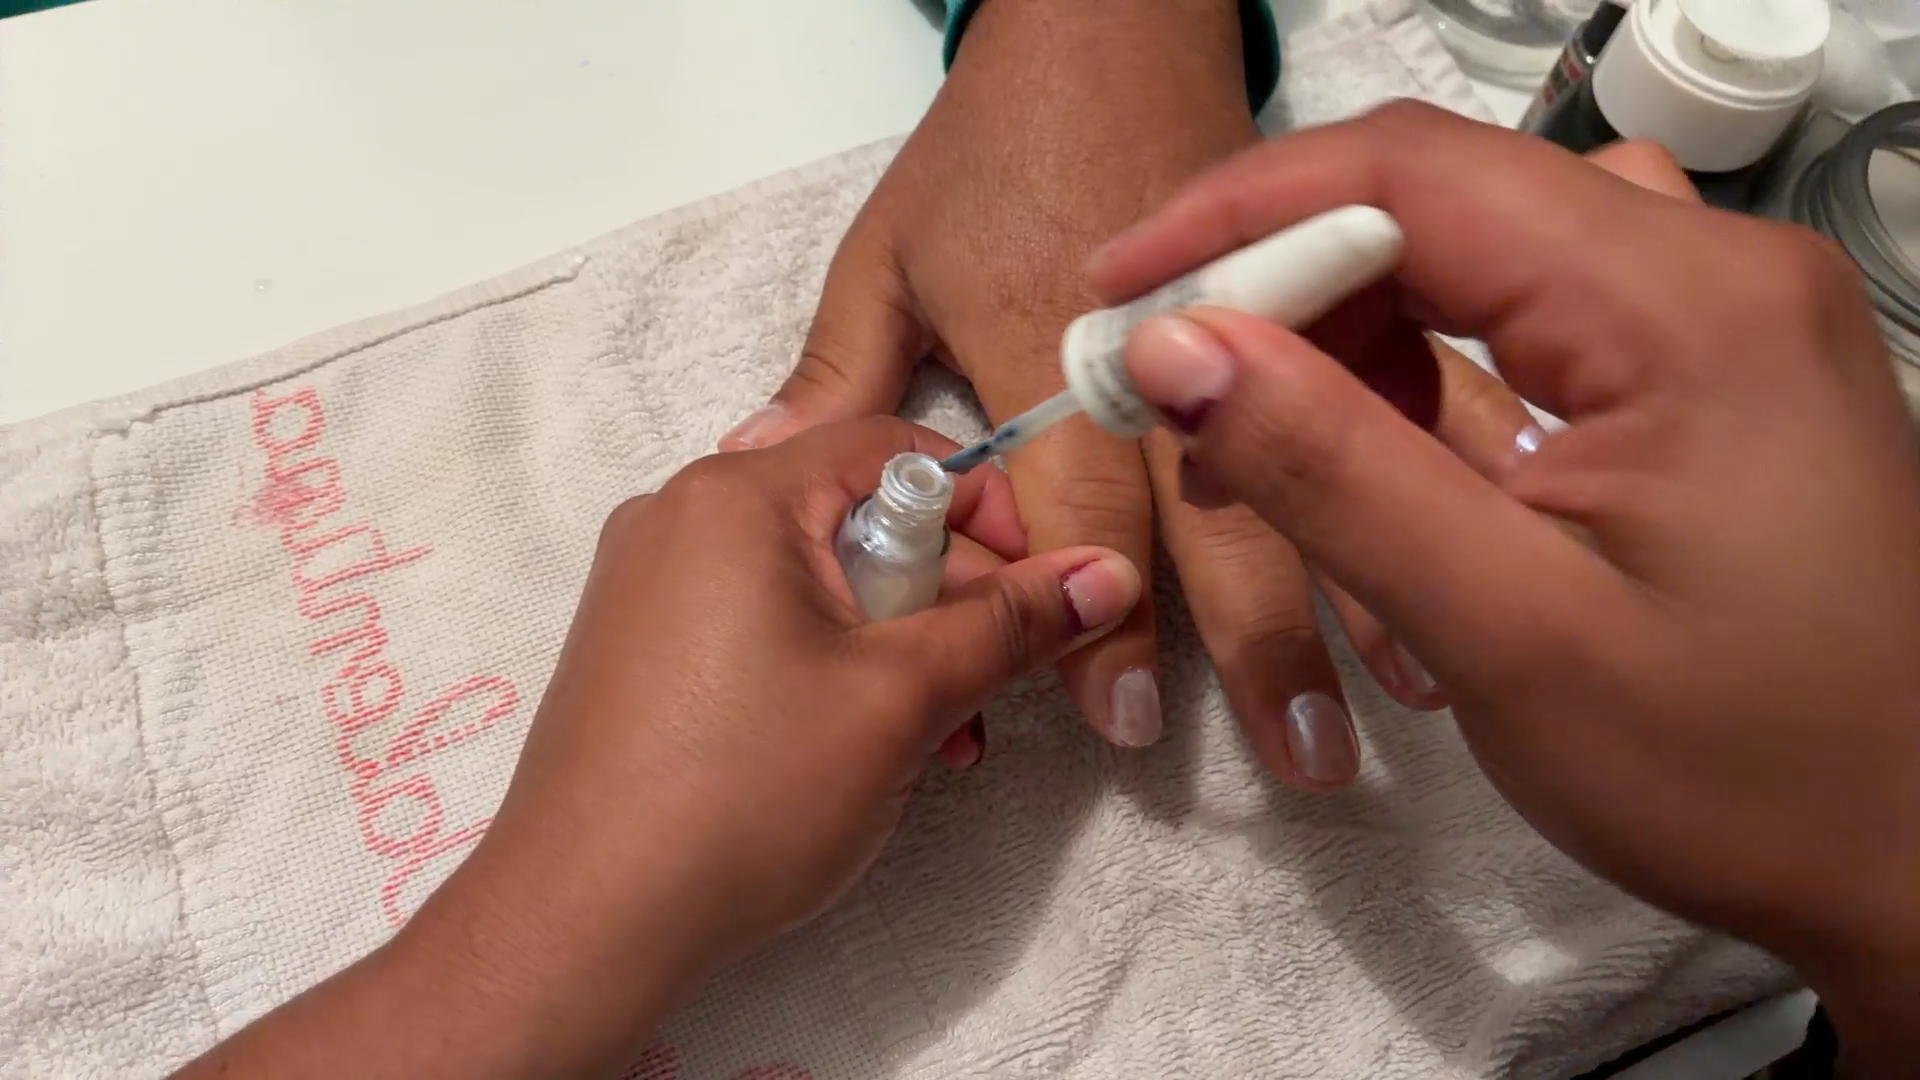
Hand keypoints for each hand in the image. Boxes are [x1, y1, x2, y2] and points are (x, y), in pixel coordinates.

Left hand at [174, 418, 1139, 1079]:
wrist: (579, 932)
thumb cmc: (749, 792)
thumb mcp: (901, 697)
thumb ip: (1012, 624)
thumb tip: (1108, 575)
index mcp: (737, 496)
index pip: (892, 448)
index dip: (981, 502)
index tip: (1032, 577)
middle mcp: (687, 514)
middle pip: (857, 517)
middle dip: (944, 597)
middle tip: (990, 679)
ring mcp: (657, 578)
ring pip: (820, 577)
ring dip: (898, 641)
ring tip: (940, 733)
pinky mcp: (648, 639)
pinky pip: (769, 616)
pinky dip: (834, 659)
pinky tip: (866, 736)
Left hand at [719, 0, 1422, 788]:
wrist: (1102, 21)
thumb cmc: (988, 147)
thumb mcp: (887, 260)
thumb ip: (837, 376)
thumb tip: (759, 458)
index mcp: (1049, 361)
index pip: (1079, 517)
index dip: (1097, 624)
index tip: (1125, 726)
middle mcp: (1157, 364)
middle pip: (1211, 522)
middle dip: (1256, 646)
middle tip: (1304, 759)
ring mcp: (1242, 329)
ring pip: (1302, 472)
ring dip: (1351, 588)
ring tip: (1399, 700)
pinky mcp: (1302, 297)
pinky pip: (1367, 396)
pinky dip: (1405, 472)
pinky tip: (1449, 544)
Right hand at [1101, 102, 1919, 1068]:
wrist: (1907, 868)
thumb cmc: (1726, 764)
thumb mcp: (1496, 621)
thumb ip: (1327, 470)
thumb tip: (1171, 352)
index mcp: (1672, 303)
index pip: (1409, 175)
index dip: (1236, 213)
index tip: (1119, 285)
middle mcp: (1680, 274)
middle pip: (1416, 213)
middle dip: (1263, 293)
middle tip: (1163, 389)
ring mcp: (1666, 326)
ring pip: (1430, 277)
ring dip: (1308, 353)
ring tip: (1232, 463)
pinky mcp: (1641, 383)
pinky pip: (1465, 341)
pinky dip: (1365, 393)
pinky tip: (1324, 474)